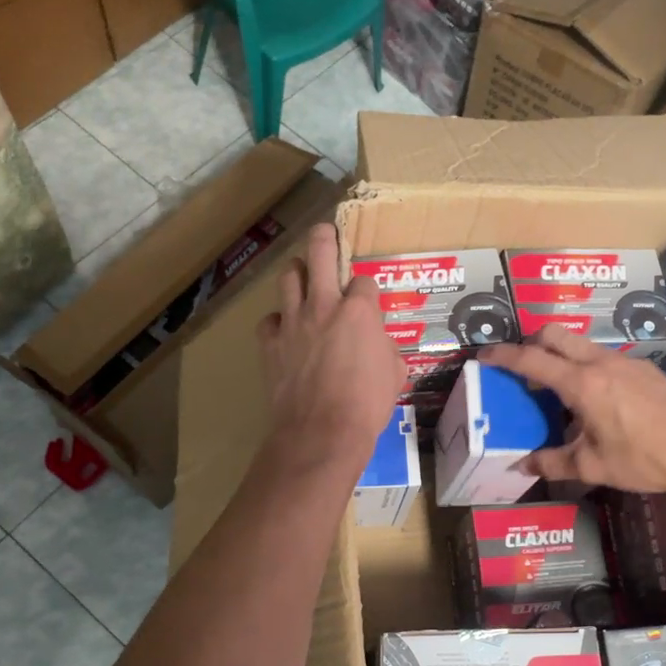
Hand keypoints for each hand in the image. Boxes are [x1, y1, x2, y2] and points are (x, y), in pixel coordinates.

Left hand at [257, 223, 405, 457]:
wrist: (322, 432)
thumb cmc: (367, 404)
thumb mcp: (395, 373)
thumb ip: (385, 348)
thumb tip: (377, 345)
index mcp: (359, 310)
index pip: (364, 281)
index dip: (367, 290)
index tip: (369, 302)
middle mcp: (323, 305)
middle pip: (320, 252)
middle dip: (324, 237)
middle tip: (325, 233)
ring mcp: (292, 322)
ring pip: (288, 277)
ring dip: (297, 274)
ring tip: (303, 279)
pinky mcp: (270, 343)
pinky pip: (270, 320)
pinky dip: (278, 322)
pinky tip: (286, 331)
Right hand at [480, 327, 665, 497]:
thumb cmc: (644, 459)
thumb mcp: (593, 467)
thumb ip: (552, 463)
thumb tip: (521, 466)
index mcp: (581, 384)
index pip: (531, 359)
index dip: (503, 356)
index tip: (483, 355)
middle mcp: (600, 362)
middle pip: (554, 334)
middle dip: (530, 343)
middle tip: (520, 368)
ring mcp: (625, 361)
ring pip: (581, 343)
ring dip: (560, 354)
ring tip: (555, 387)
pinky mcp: (644, 368)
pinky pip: (603, 356)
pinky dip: (585, 365)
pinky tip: (593, 398)